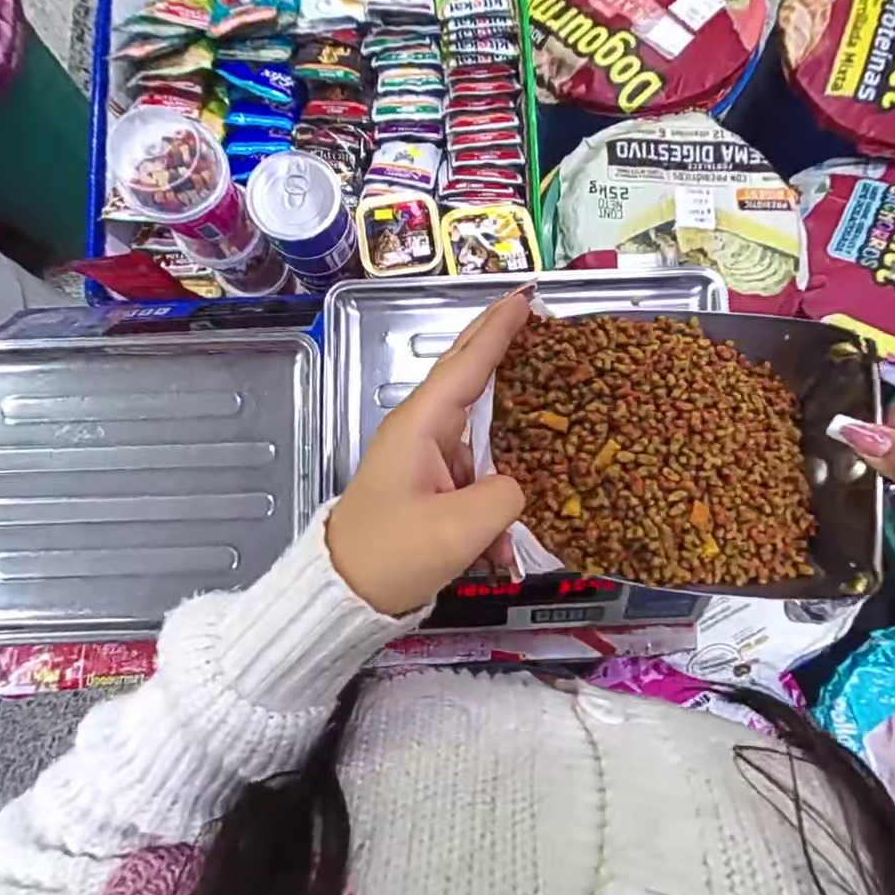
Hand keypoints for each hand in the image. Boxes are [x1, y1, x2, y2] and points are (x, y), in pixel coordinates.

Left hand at [326, 288, 530, 614]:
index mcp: (420, 426)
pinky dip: (496, 502)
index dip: (498, 330)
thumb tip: (520, 483)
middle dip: (499, 346)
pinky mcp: (431, 485)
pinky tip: (503, 549)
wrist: (345, 594)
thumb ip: (506, 496)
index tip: (526, 299)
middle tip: (536, 319)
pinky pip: (476, 477)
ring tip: (549, 415)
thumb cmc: (392, 555)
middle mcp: (421, 431)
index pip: (466, 365)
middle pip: (467, 377)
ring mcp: (426, 458)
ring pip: (480, 433)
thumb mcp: (458, 529)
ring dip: (511, 442)